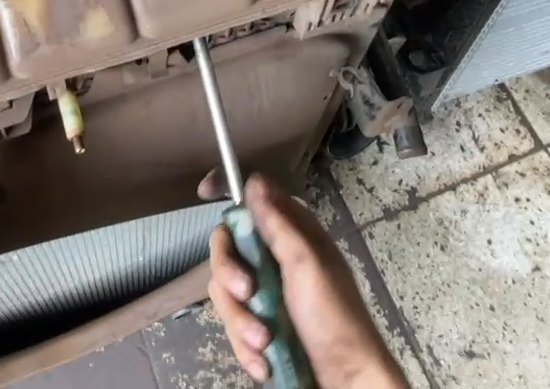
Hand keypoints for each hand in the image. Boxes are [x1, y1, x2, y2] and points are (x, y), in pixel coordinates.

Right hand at [206, 174, 405, 388]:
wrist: (345, 382)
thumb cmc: (334, 317)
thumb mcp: (307, 265)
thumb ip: (278, 224)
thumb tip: (253, 180)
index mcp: (290, 233)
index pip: (253, 200)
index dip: (228, 191)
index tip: (204, 191)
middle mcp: (273, 257)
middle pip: (227, 246)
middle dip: (229, 275)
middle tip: (246, 293)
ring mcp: (264, 293)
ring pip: (224, 291)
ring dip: (240, 320)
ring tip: (263, 343)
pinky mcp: (257, 325)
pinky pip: (232, 326)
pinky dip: (244, 346)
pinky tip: (262, 362)